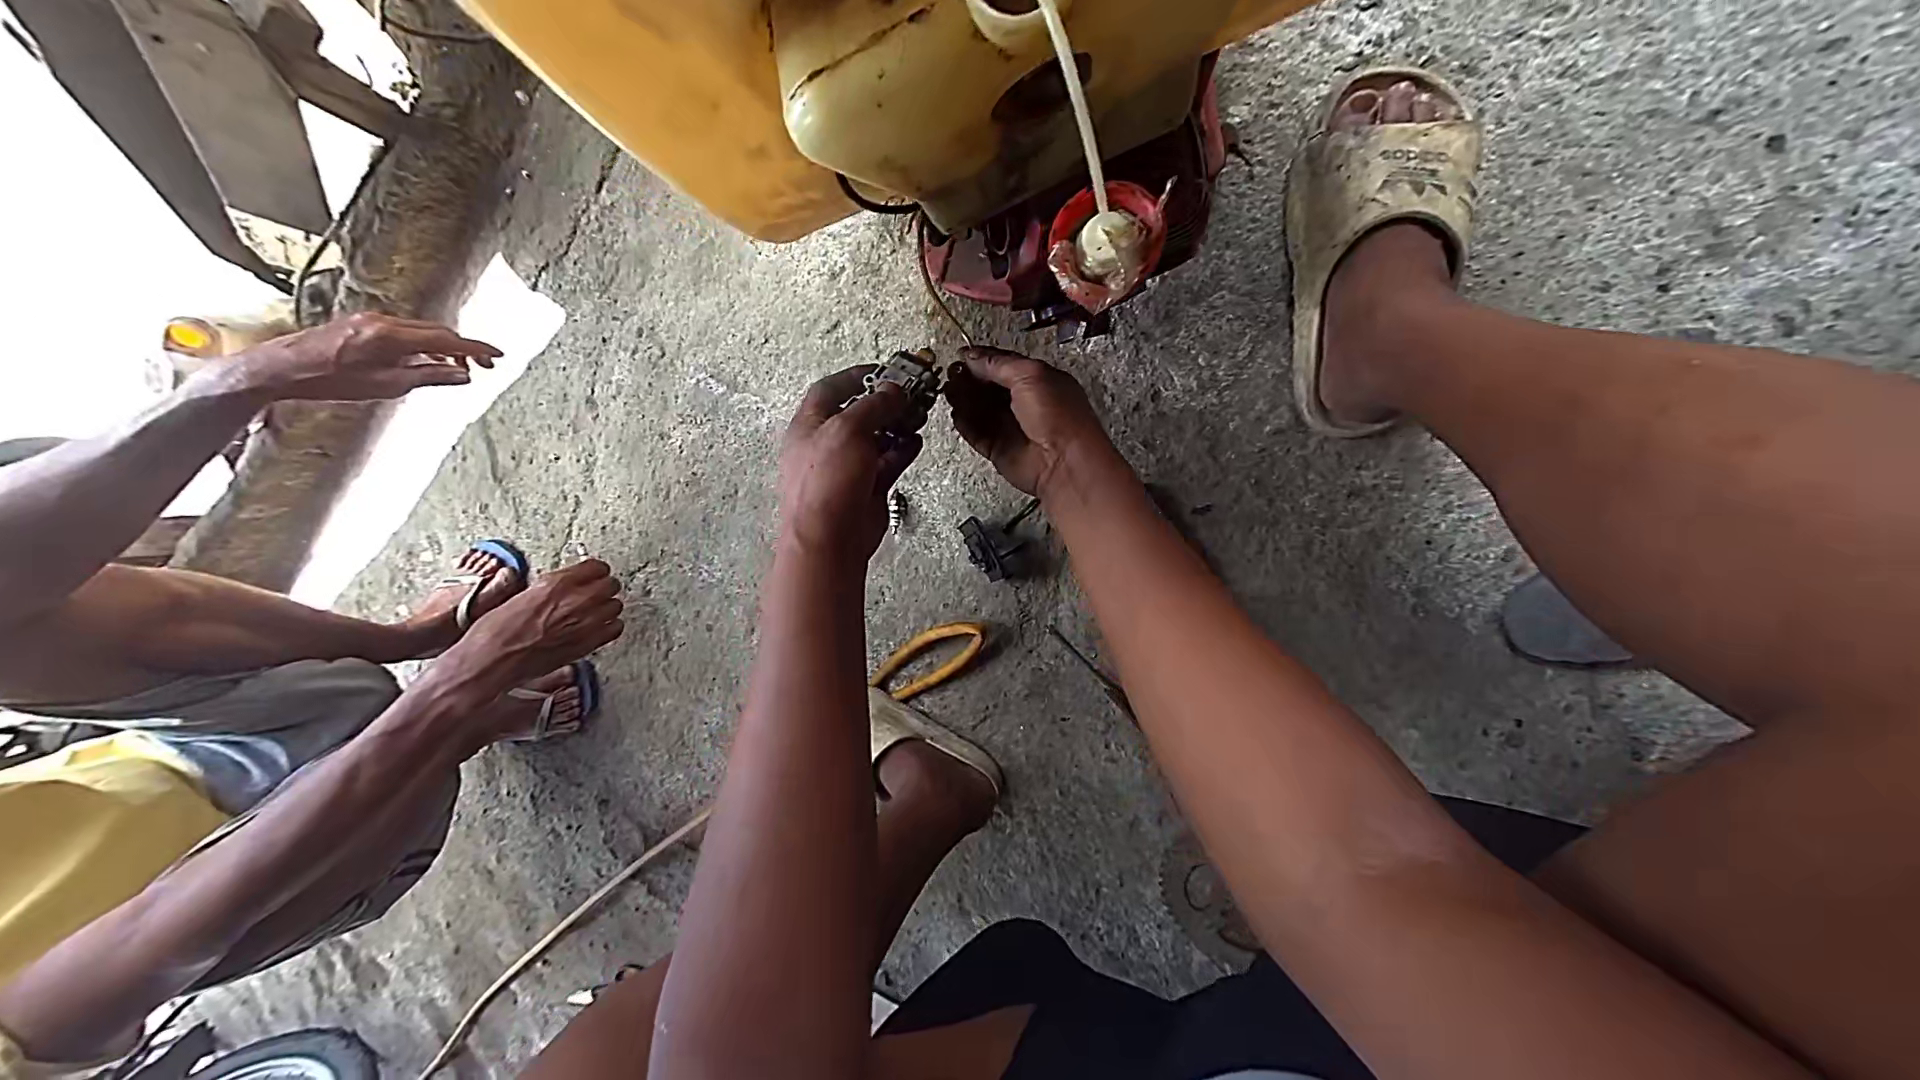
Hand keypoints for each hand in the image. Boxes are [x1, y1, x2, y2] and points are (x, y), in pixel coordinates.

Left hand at [229, 312, 501, 401]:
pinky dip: (424, 343)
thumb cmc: (328, 380)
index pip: (448, 339)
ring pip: (422, 330)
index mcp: (392, 336)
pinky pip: (405, 330)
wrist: (279, 369)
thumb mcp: (387, 385)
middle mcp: (383, 322)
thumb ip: (429, 377)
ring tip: (457, 366)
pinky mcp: (362, 325)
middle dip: (464, 347)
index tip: (497, 355)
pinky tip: (426, 359)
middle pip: (438, 331)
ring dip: (444, 346)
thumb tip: (462, 375)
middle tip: (483, 366)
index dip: (477, 348)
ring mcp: (371, 321)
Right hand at [433, 559, 624, 702]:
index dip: (594, 571)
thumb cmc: (496, 632)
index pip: (596, 567)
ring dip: (607, 606)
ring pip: (616, 605)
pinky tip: (599, 627)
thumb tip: (562, 585)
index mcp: (557, 584)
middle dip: (604, 587)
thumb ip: (548, 588)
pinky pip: (615, 628)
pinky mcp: (588, 643)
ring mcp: (586, 622)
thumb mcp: (521, 596)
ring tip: (596, 610)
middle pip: (611, 584)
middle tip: (595, 591)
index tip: (592, 574)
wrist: (492, 660)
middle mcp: (576, 600)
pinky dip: (610, 626)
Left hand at [779, 366, 924, 564]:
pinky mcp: (866, 487)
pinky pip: (888, 462)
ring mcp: (847, 467)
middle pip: (859, 413)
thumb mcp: (848, 430)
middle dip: (885, 402)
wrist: (829, 539)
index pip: (833, 388)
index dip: (859, 377)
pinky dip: (903, 450)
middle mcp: (827, 444)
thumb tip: (892, 391)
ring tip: (917, 415)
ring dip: (897, 425)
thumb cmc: (824, 486)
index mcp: (810, 425)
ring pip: (876, 437)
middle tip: (910, 394)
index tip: (886, 372)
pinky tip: (915, 441)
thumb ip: (873, 405)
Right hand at [946, 347, 1119, 500]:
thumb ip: (998, 364)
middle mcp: (1024, 404)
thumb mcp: (1030, 375)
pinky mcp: (999, 448)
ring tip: (949, 390)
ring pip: (979, 409)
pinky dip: (964, 423)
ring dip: (963, 398)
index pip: (1003, 365)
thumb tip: (974, 357)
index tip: (962, 356)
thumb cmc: (1061, 419)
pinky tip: (956, 413)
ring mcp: (1011, 427)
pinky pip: (975, 433)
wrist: (1064, 462)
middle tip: (952, 374)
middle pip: (988, 387)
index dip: (981, 360)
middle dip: (969, 379)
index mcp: (1038, 381)